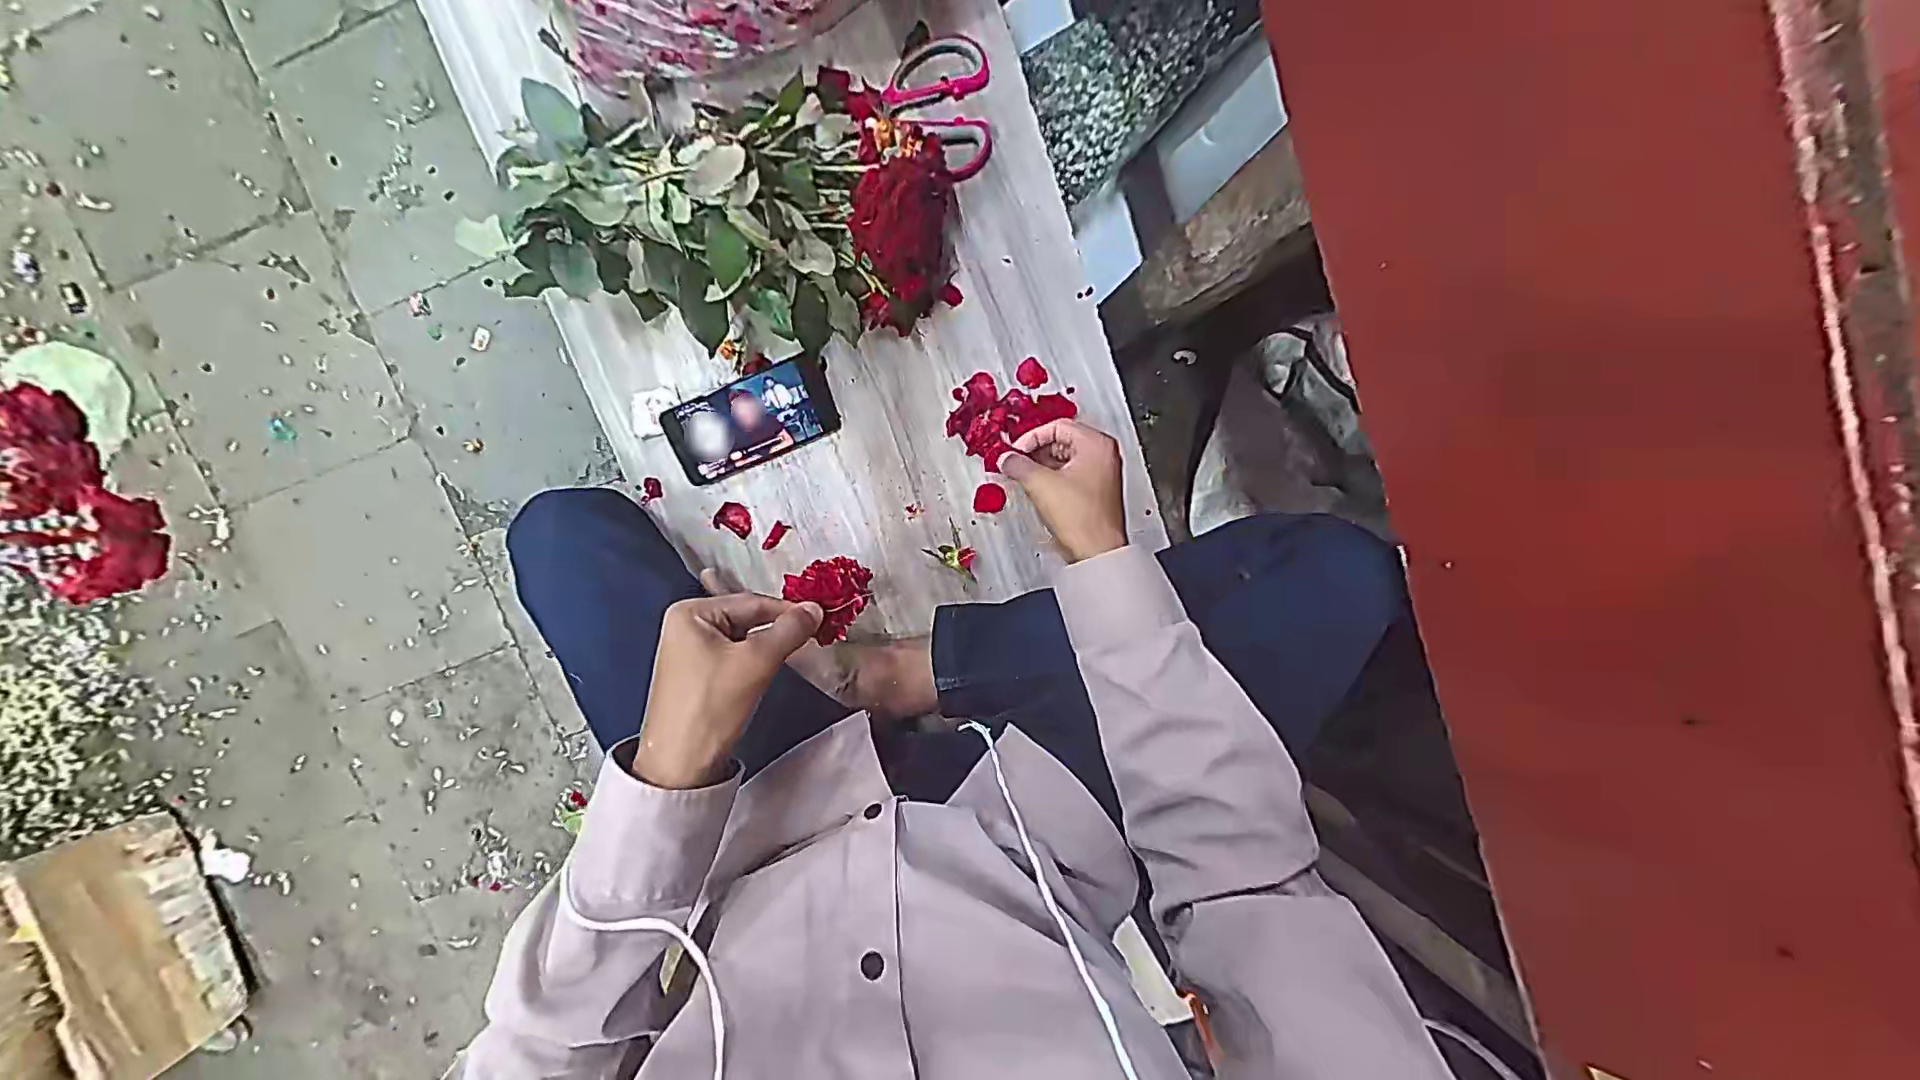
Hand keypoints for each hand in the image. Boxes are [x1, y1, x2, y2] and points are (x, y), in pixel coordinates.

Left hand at [630, 593, 822, 788]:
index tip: (821, 616)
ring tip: (799, 648)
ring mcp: (690, 649)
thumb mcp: (757, 661)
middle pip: (747, 617)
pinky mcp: (698, 672)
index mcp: (690, 612)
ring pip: (744, 637)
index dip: (788, 610)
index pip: (752, 602)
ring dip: (771, 643)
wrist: (681, 764)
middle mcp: (686, 625)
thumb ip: (789, 630)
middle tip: (815, 633)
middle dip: (780, 627)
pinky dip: (757, 658)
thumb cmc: (711, 705)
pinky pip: (736, 654)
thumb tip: (815, 609)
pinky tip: (773, 665)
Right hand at [1000, 419, 1129, 562]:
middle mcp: (1103, 455)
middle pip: (1061, 441)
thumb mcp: (1040, 484)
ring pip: (1064, 458)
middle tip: (1017, 462)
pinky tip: (1038, 488)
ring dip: (1041, 465)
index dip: (1031, 438)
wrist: (1097, 550)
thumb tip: (1007, 458)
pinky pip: (1069, 474)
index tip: (1016, 450)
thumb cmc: (1084, 519)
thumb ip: (1018, 465)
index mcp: (1096, 444)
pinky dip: (1052, 478)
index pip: (1057, 426)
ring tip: (1024, 476)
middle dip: (1035, 452)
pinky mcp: (1096, 490)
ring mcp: (1102, 472)